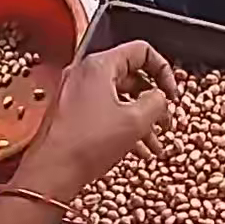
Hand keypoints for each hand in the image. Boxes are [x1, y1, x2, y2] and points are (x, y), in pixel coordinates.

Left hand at [14, 41, 179, 201]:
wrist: (52, 172)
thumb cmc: (88, 143)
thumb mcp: (136, 121)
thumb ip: (157, 102)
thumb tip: (161, 98)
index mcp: (99, 66)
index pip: (142, 51)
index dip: (164, 71)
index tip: (172, 94)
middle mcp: (85, 74)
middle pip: (131, 77)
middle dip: (153, 101)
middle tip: (166, 121)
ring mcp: (76, 95)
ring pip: (119, 100)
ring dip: (141, 120)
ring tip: (156, 144)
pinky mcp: (72, 115)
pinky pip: (105, 114)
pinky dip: (123, 127)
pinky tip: (139, 151)